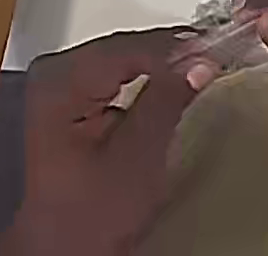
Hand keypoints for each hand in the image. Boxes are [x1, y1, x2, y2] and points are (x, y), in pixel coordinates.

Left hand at [0, 28, 197, 255]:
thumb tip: (199, 61)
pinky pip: (112, 71)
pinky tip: (168, 77)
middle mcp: (53, 70)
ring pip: (120, 57)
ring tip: (198, 63)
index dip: (176, 47)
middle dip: (169, 52)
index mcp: (60, 80)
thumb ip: (166, 102)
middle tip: (212, 53)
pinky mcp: (64, 94)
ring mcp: (55, 81)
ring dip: (159, 61)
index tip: (214, 50)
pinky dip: (143, 73)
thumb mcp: (135, 161)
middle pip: (123, 48)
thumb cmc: (84, 219)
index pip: (128, 48)